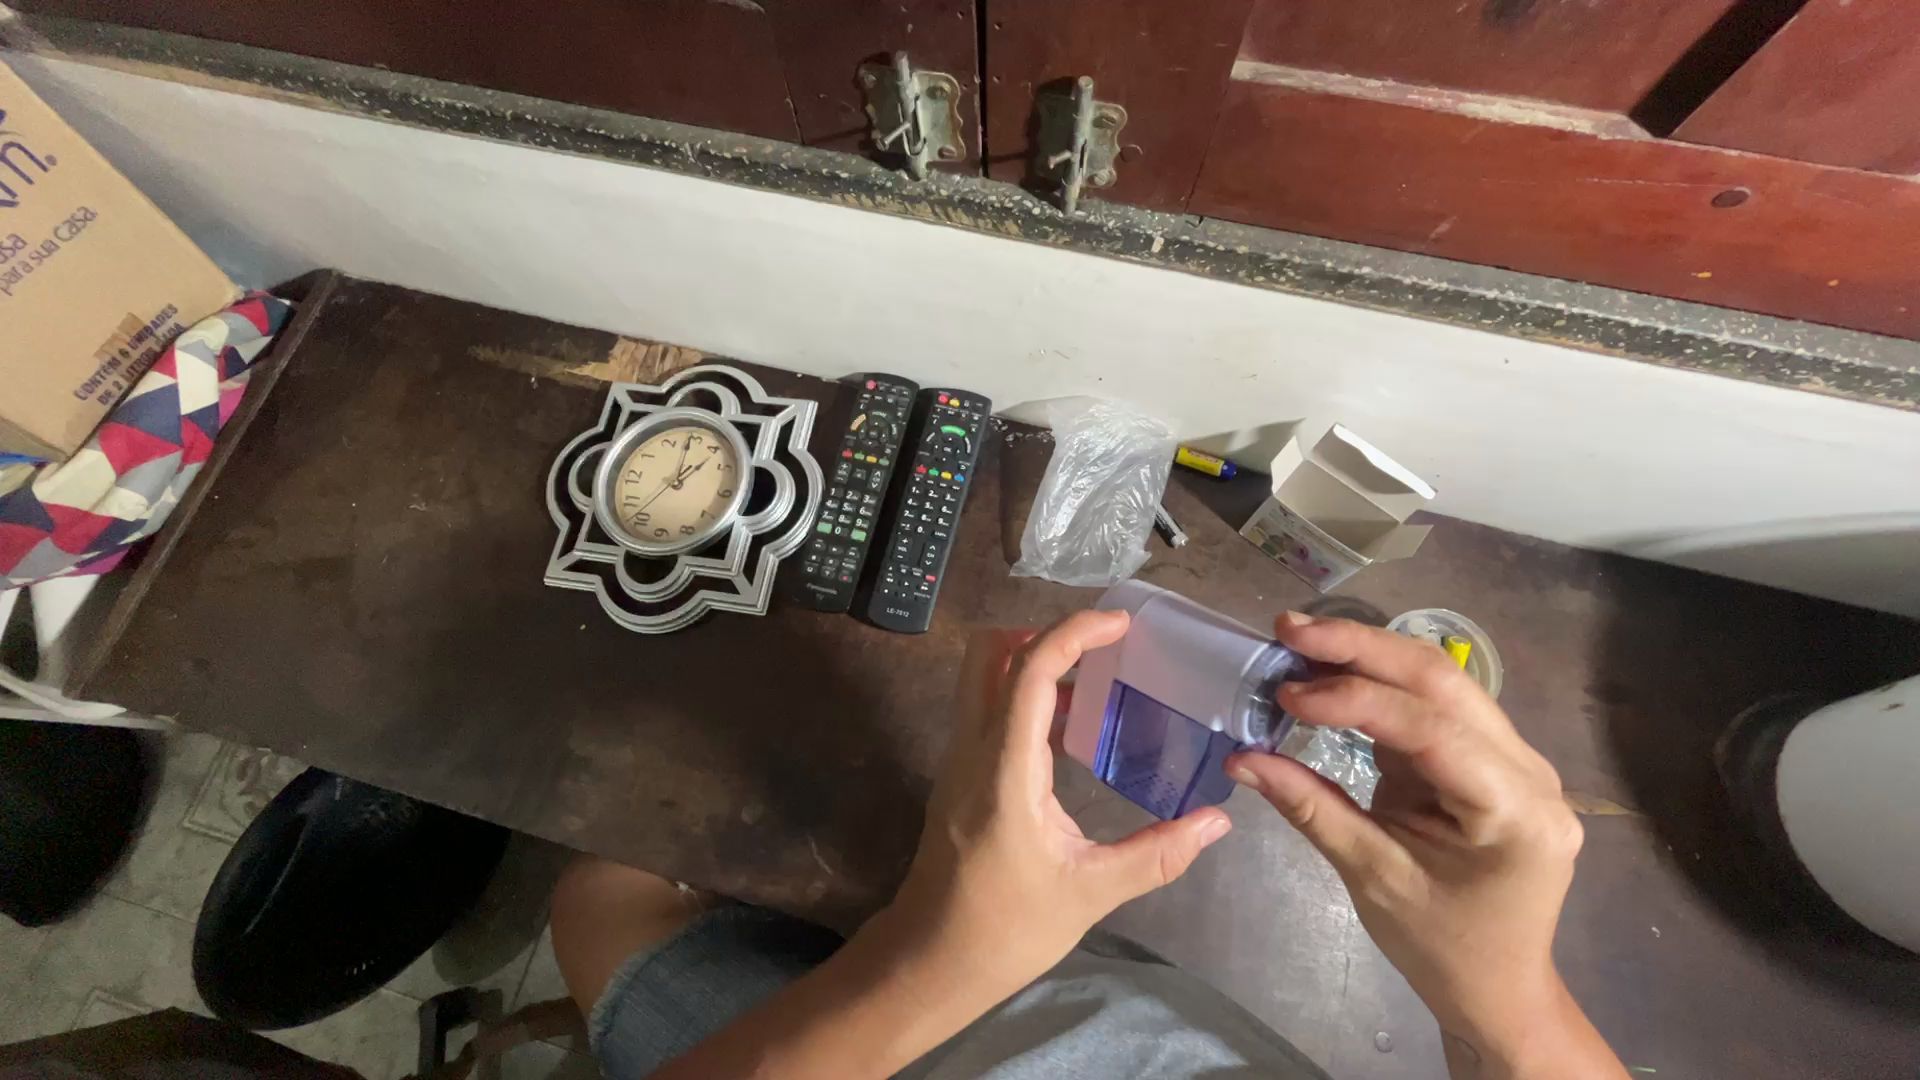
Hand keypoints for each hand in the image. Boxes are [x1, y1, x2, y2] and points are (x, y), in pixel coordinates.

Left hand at [884, 610, 1232, 999]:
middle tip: (1098, 645)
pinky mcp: (962, 770)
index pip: (1029, 672)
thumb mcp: (1089, 892)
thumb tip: (1216, 822)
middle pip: (986, 652)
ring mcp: (960, 755)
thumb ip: (1156, 854)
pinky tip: (1073, 729)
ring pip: (982, 676)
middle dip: (1040, 632)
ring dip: (1033, 661)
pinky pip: (989, 708)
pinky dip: (1026, 696)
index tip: (1120, 623)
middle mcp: (973, 746)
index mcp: (1005, 767)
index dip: (1073, 632)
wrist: (929, 958)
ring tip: (1097, 678)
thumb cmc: (1005, 928)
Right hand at [1229, 612, 1623, 1079]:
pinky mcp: (1481, 751)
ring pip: (1436, 677)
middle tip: (1287, 630)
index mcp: (1516, 811)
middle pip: (1440, 681)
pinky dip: (1372, 677)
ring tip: (1298, 638)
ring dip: (1364, 651)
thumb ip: (1308, 806)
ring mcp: (1510, 755)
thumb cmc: (1441, 942)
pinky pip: (1425, 699)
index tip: (1285, 696)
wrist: (1497, 983)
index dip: (1354, 700)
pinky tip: (1326, 667)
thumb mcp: (1370, 876)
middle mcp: (1527, 768)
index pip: (1431, 729)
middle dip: (1359, 647)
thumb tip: (1239, 759)